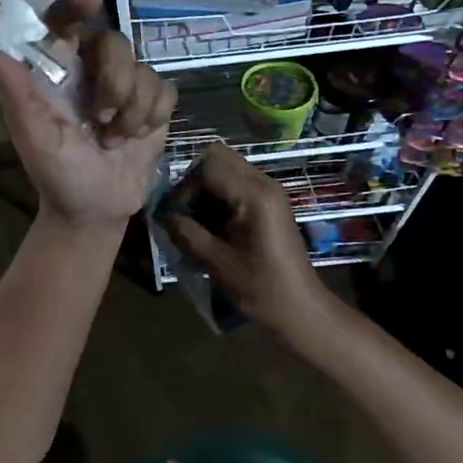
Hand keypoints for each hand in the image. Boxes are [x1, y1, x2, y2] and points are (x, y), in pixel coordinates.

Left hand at [0, 0, 174, 230]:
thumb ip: (18, 96)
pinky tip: (140, 135)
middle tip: (102, 120)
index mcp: (59, 75)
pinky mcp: (152, 106)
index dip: (76, 8)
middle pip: (116, 44)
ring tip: (116, 139)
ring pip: (144, 70)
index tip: (93, 2)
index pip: (65, 26)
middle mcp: (92, 74)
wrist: (99, 211)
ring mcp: (125, 88)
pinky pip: (165, 89)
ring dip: (134, 109)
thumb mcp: (36, 139)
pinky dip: (154, 114)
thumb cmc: (60, 177)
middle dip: (115, 83)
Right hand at [161, 143, 333, 333]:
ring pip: (229, 167)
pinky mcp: (271, 200)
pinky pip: (239, 181)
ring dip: (208, 187)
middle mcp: (265, 182)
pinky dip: (221, 194)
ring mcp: (271, 190)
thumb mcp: (215, 261)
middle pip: (219, 156)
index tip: (177, 214)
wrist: (299, 306)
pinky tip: (215, 224)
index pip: (208, 166)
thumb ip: (185, 232)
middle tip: (186, 211)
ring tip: (199, 219)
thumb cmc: (259, 287)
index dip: (185, 186)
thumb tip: (163, 214)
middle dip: (195, 180)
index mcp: (254, 195)